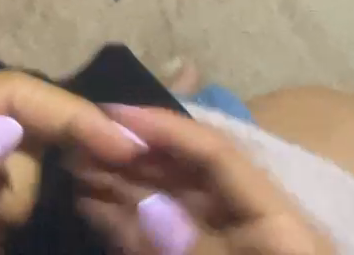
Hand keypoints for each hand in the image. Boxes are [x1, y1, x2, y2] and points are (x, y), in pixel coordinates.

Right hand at [72, 105, 332, 254]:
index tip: (110, 113)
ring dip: (124, 185)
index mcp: (279, 224)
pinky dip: (130, 226)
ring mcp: (230, 250)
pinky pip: (167, 241)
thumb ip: (197, 252)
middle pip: (189, 176)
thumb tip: (150, 205)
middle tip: (77, 138)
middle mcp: (255, 228)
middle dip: (134, 154)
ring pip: (172, 206)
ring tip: (74, 166)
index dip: (164, 128)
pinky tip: (93, 209)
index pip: (217, 155)